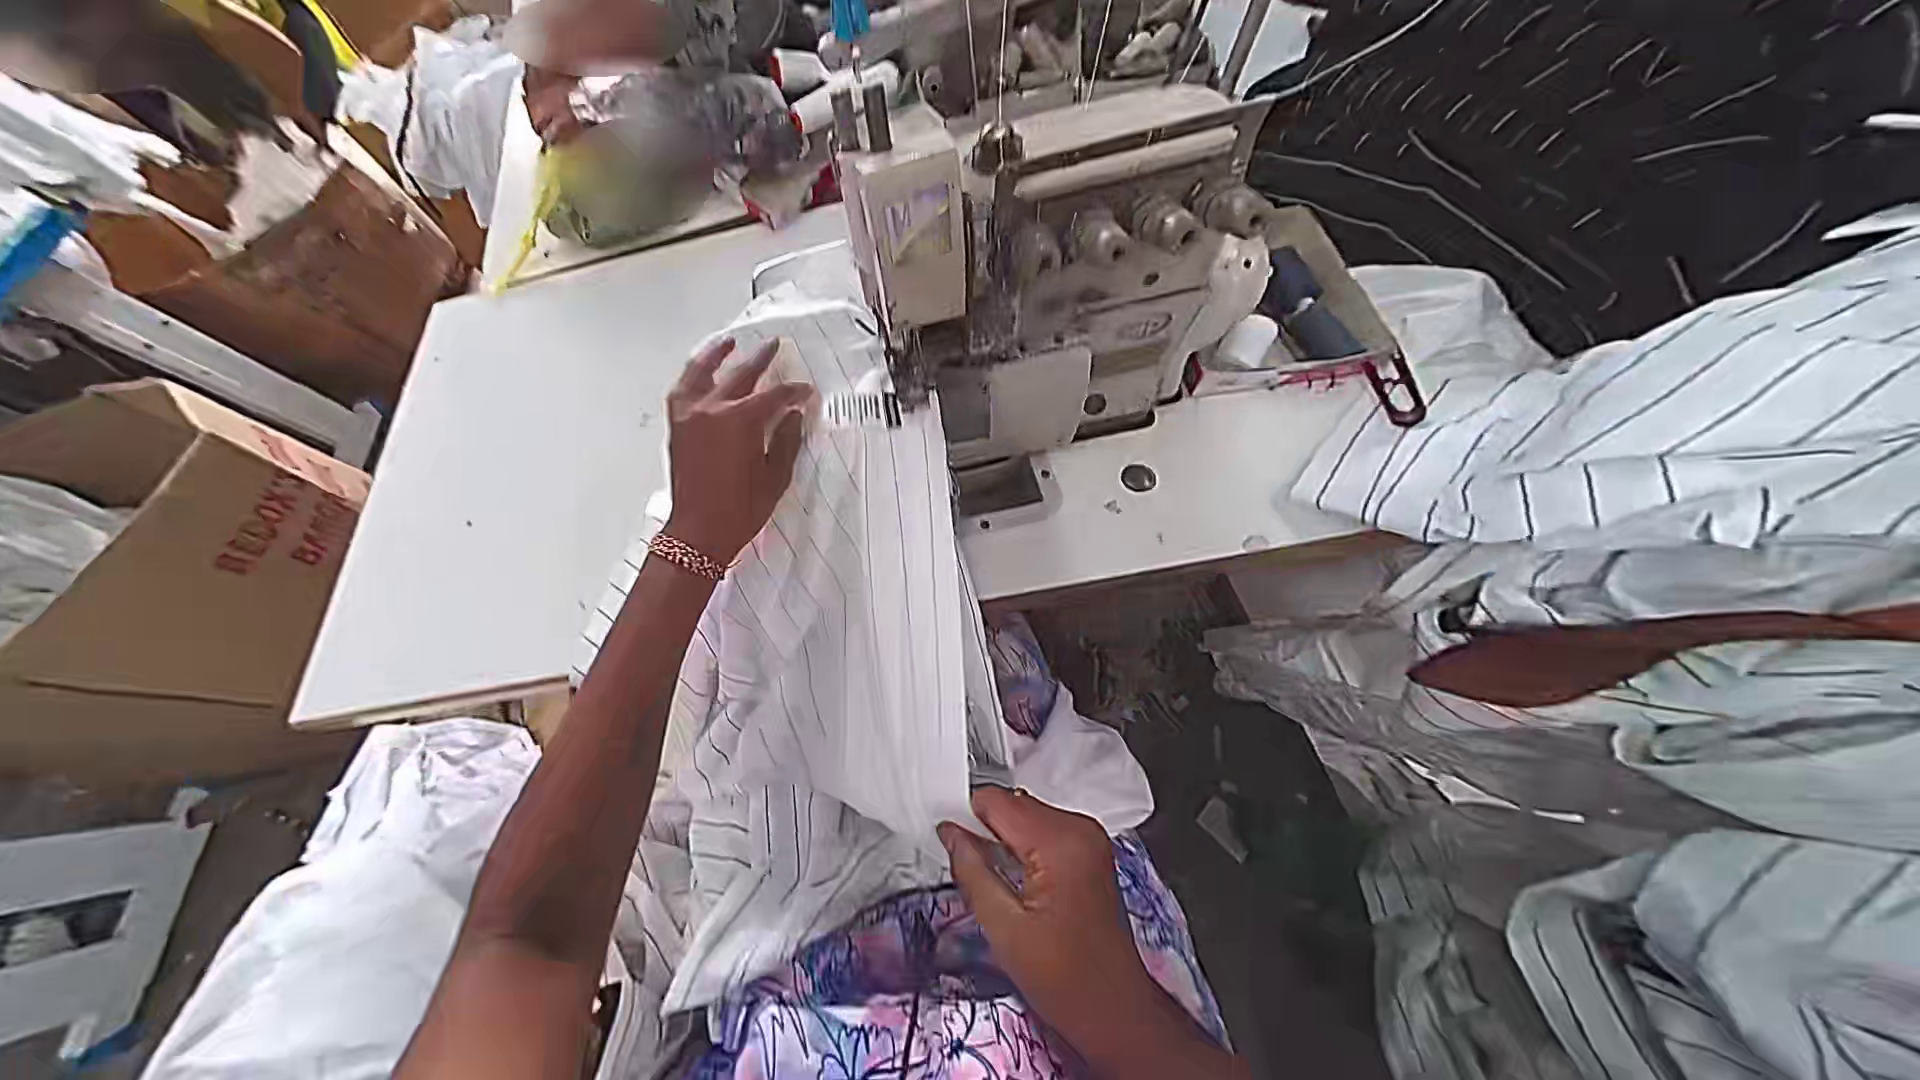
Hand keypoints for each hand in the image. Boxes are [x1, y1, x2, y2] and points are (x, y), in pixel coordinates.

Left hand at [664, 337, 813, 563]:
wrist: (700, 530)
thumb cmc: (740, 509)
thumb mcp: (776, 476)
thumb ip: (786, 440)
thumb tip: (792, 416)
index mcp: (742, 421)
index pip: (774, 396)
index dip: (793, 392)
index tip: (805, 392)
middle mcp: (712, 410)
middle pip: (741, 375)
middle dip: (761, 360)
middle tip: (773, 347)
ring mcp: (690, 415)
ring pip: (703, 373)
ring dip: (718, 355)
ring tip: (729, 342)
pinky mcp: (677, 426)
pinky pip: (683, 389)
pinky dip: (693, 375)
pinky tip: (700, 372)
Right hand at [940, 789, 1247, 1078]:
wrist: (1115, 1008)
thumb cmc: (1065, 979)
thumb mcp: (1004, 929)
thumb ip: (971, 871)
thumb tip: (950, 835)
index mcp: (1059, 842)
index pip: (996, 801)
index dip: (966, 819)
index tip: (953, 844)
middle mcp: (1079, 827)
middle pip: (1012, 803)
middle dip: (987, 831)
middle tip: (978, 873)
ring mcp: (1089, 834)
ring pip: (1026, 812)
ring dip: (1006, 838)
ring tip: (1004, 883)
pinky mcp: (1091, 845)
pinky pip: (1044, 826)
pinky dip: (1026, 845)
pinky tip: (1023, 881)